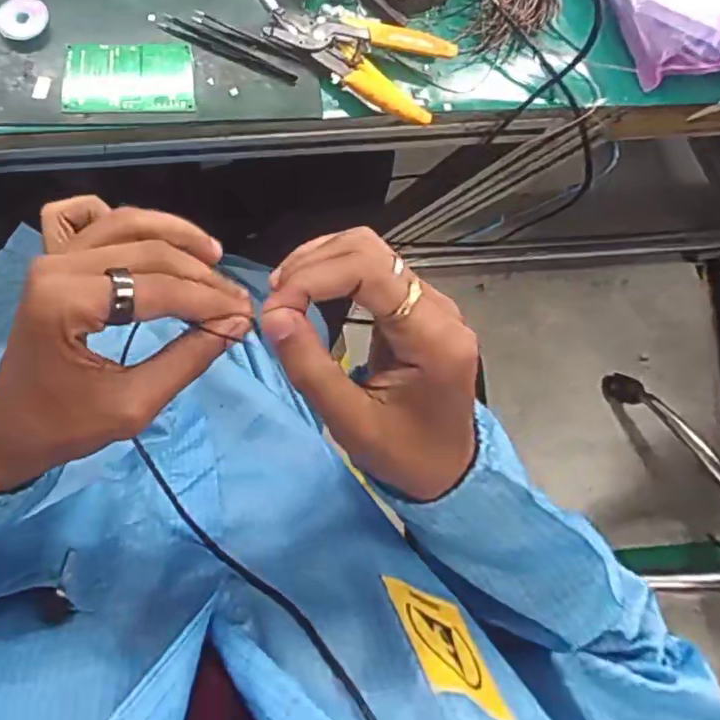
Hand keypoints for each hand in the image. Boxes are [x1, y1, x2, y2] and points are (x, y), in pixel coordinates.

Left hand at [0, 200, 251, 492]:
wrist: (11, 426)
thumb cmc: (64, 425)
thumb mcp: (131, 405)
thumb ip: (186, 359)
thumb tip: (235, 323)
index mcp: (65, 303)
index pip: (154, 288)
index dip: (205, 300)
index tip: (244, 314)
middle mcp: (54, 266)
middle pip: (144, 249)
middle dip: (198, 272)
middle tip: (234, 296)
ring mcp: (48, 257)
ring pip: (121, 223)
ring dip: (170, 234)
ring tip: (210, 256)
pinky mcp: (48, 258)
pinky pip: (80, 217)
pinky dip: (115, 219)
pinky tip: (143, 238)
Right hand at [262, 228, 478, 500]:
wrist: (447, 471)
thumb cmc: (404, 454)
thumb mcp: (350, 422)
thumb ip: (309, 366)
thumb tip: (272, 315)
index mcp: (433, 337)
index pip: (370, 271)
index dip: (313, 277)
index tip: (277, 308)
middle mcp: (437, 308)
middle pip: (366, 248)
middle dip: (310, 265)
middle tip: (276, 300)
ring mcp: (426, 301)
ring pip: (364, 248)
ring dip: (315, 262)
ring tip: (284, 294)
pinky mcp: (410, 302)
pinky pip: (365, 264)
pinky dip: (326, 269)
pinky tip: (304, 290)